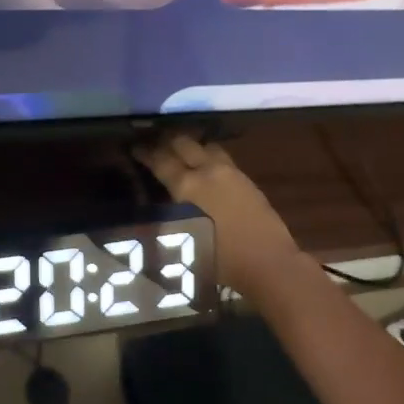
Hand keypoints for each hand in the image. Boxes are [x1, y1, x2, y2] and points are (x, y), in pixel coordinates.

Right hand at [134, 133, 306, 301]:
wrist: (268, 262)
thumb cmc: (220, 260)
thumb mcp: (183, 243)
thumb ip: (165, 222)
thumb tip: (150, 213)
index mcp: (186, 186)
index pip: (159, 160)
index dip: (144, 152)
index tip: (134, 147)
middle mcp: (206, 170)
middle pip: (182, 143)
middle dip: (166, 141)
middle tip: (155, 144)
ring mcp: (229, 171)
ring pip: (205, 146)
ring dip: (191, 146)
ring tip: (182, 152)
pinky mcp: (245, 178)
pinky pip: (222, 157)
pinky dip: (209, 155)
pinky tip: (207, 166)